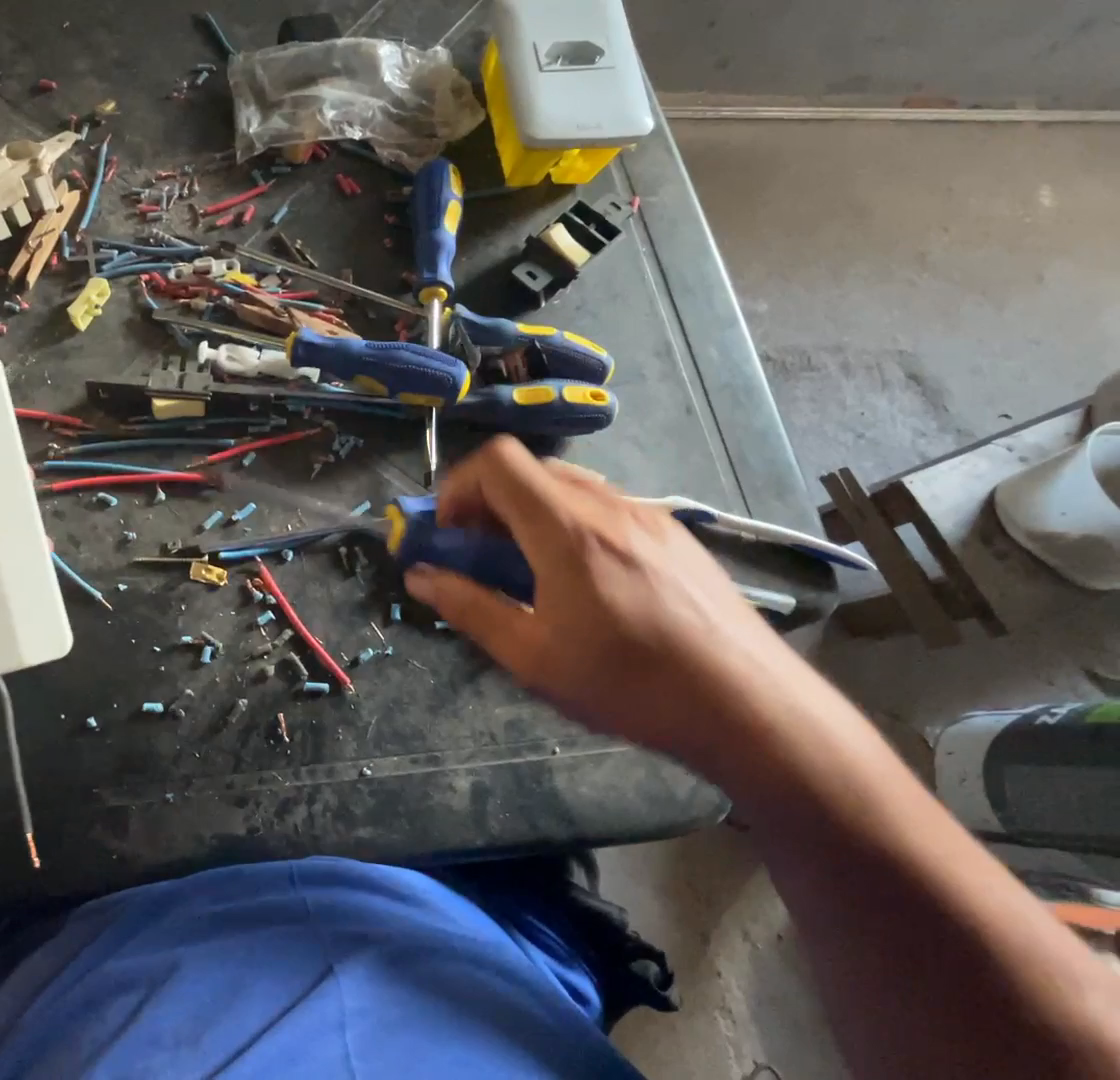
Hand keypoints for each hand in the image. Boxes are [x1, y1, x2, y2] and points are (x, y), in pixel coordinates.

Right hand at [403, 437, 799, 759]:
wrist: (753, 708)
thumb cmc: (630, 685)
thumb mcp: (532, 657)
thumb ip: (469, 607)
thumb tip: (420, 576)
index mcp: (568, 530)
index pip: (498, 461)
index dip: (458, 487)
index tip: (449, 536)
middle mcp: (610, 507)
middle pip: (530, 470)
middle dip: (488, 505)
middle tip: (478, 558)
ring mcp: (651, 518)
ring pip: (569, 489)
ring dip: (529, 516)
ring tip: (528, 574)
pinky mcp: (677, 537)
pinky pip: (606, 510)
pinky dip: (570, 527)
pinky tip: (583, 584)